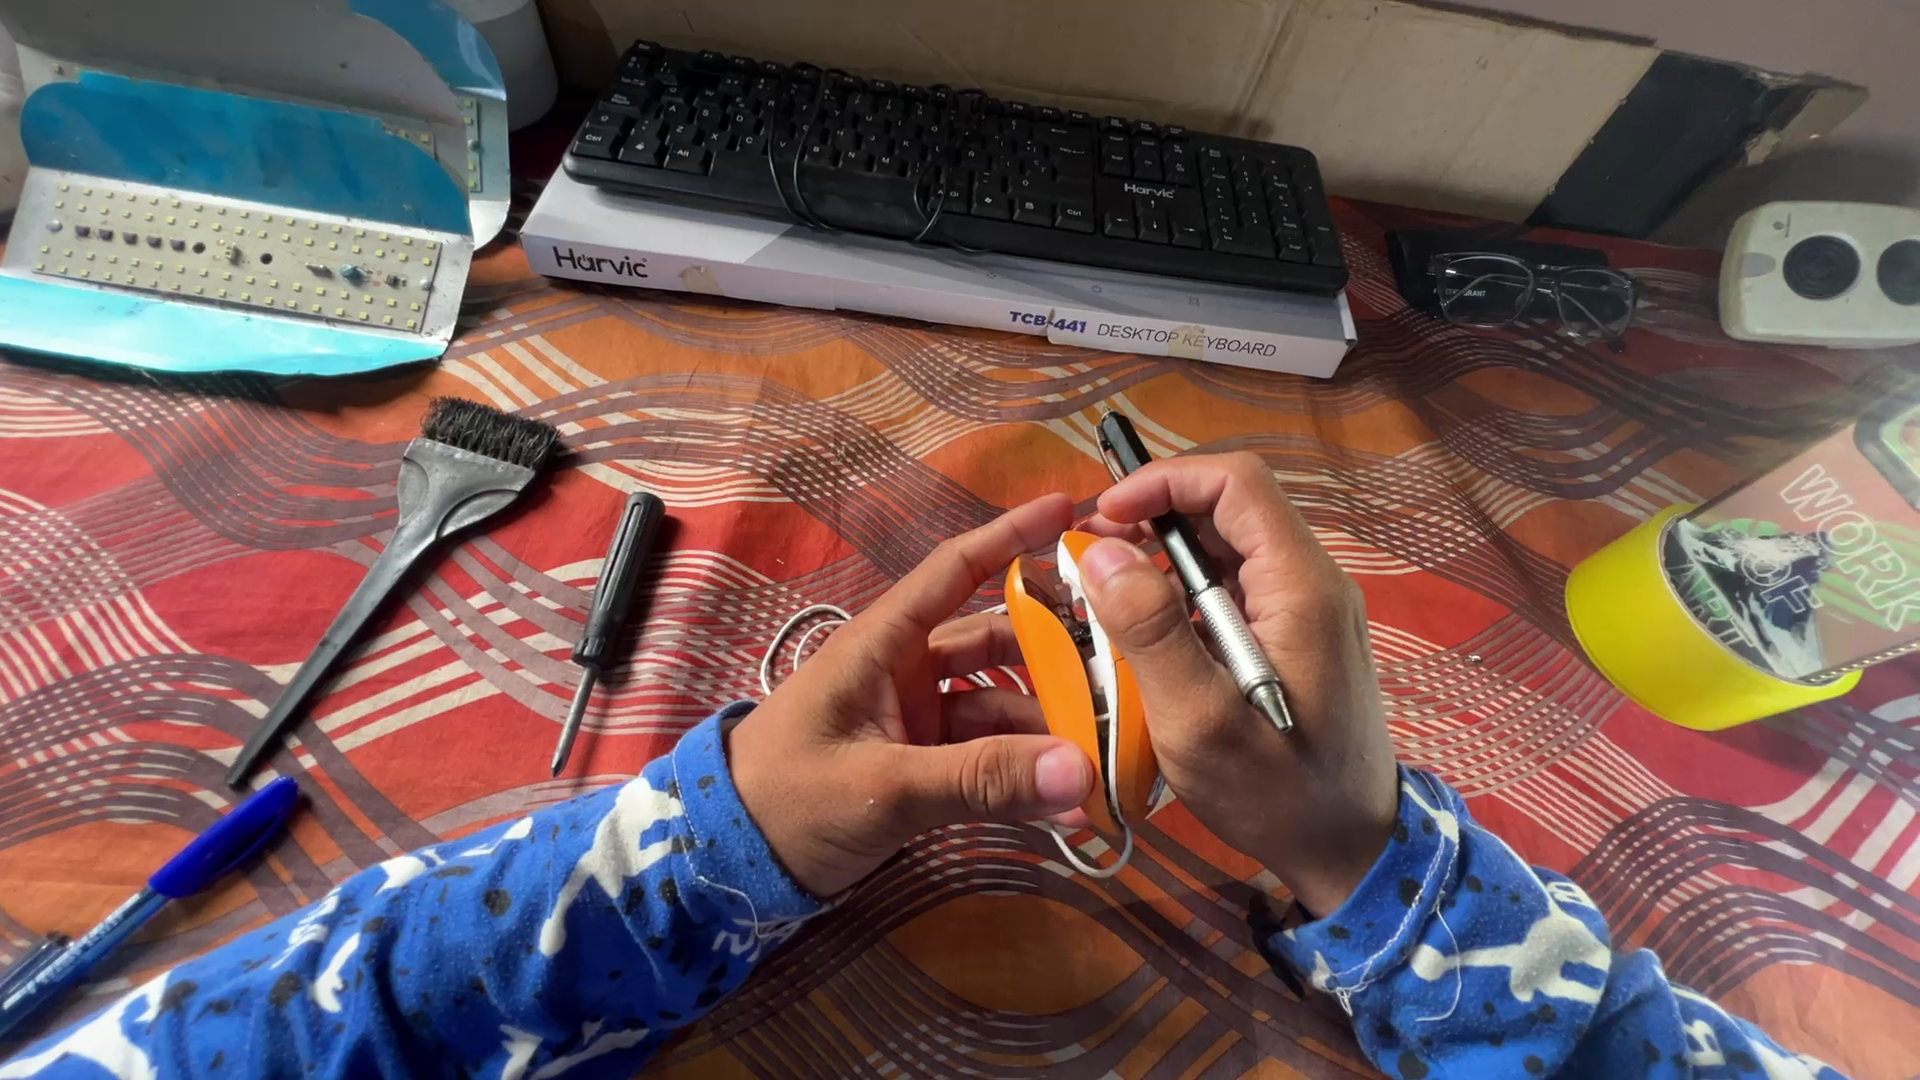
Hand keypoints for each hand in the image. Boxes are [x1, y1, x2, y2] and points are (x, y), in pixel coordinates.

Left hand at [727, 494, 1095, 897]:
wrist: (728, 863)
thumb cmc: (787, 797)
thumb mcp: (883, 785)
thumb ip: (978, 780)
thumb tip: (1080, 773)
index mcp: (884, 642)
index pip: (954, 570)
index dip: (1009, 536)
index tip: (1067, 511)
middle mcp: (906, 667)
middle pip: (993, 641)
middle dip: (1051, 654)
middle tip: (1119, 670)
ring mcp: (915, 714)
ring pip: (996, 702)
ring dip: (1042, 723)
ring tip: (1103, 749)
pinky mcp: (919, 758)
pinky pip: (983, 751)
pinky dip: (1018, 767)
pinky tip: (1059, 794)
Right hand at [1079, 453, 1397, 914]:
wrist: (1351, 853)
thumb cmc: (1276, 793)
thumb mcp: (1199, 719)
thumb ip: (1151, 630)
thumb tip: (1102, 550)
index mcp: (1300, 585)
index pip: (1236, 483)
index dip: (1164, 480)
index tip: (1104, 514)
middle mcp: (1310, 580)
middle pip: (1230, 505)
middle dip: (1154, 512)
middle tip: (1092, 550)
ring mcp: (1304, 605)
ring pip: (1227, 541)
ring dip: (1162, 548)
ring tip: (1106, 581)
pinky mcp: (1291, 631)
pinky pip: (1230, 580)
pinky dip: (1179, 582)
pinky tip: (1145, 618)